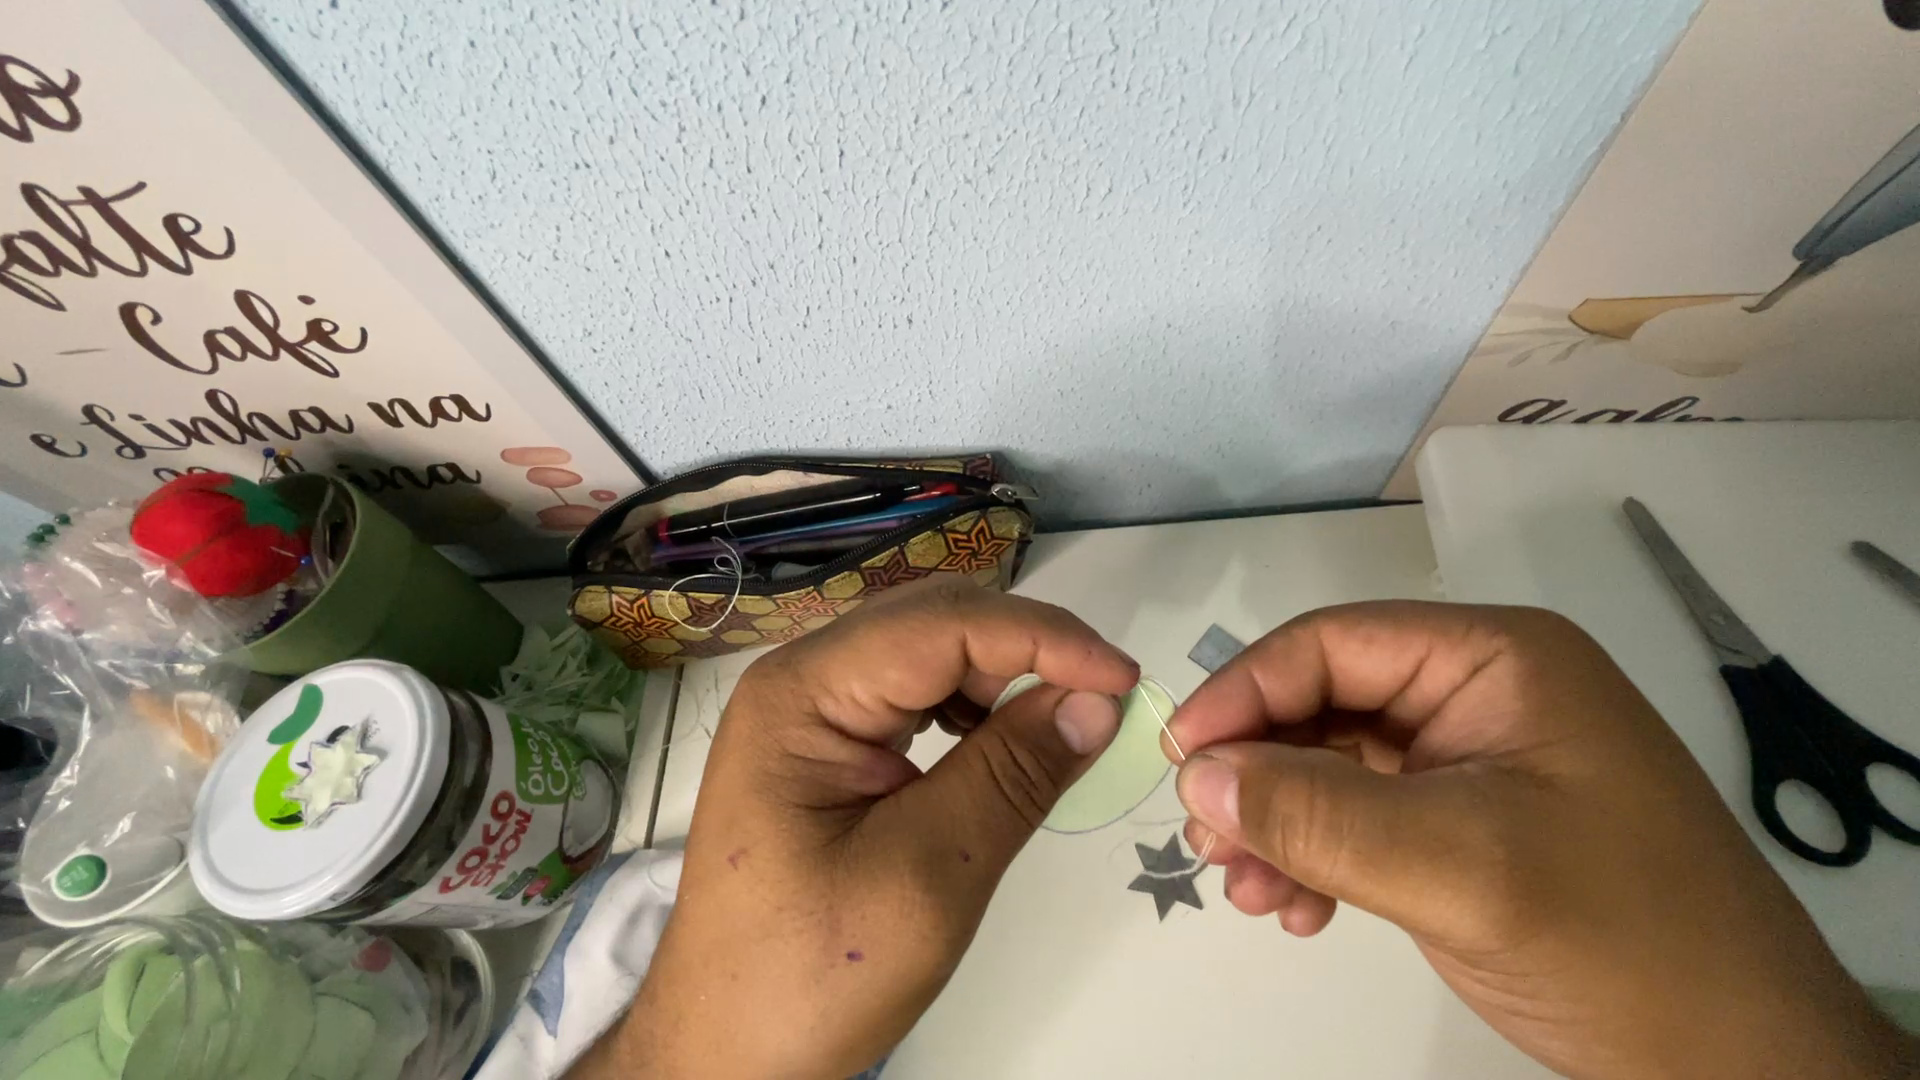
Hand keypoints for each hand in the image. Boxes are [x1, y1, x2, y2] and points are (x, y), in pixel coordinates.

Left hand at [585, 579, 1138, 1079]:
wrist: (726, 1049)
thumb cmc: (812, 973)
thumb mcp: (928, 875)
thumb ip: (1014, 775)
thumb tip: (1100, 701)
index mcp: (803, 693)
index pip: (942, 625)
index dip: (1042, 638)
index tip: (1123, 679)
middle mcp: (801, 676)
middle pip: (932, 620)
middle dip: (1023, 647)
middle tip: (1097, 701)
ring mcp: (809, 704)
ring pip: (927, 647)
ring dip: (1000, 673)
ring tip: (1050, 725)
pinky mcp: (825, 736)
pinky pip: (912, 689)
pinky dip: (971, 703)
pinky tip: (995, 742)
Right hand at [1168, 601, 1915, 1078]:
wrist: (1745, 1077)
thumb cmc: (1623, 944)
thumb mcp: (1461, 869)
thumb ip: (1315, 814)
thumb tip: (1194, 776)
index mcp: (1489, 660)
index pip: (1329, 646)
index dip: (1243, 693)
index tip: (1182, 759)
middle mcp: (1467, 692)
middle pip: (1317, 705)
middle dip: (1255, 774)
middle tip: (1206, 840)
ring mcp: (1457, 757)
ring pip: (1320, 763)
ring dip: (1271, 822)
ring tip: (1245, 889)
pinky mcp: (1449, 816)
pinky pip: (1347, 813)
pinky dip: (1306, 854)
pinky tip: (1290, 908)